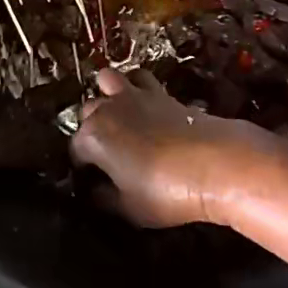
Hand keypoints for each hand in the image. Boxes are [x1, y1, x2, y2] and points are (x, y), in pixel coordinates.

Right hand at [69, 68, 276, 227]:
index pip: (75, 149)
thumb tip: (94, 190)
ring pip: (109, 80)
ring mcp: (136, 94)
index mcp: (92, 136)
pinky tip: (146, 106)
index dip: (82, 167)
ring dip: (108, 92)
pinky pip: (141, 80)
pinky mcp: (162, 91)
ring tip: (119, 114)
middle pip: (89, 111)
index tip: (93, 182)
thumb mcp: (126, 208)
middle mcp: (109, 107)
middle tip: (108, 153)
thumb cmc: (162, 190)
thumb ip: (103, 197)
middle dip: (92, 127)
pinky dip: (137, 87)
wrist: (212, 162)